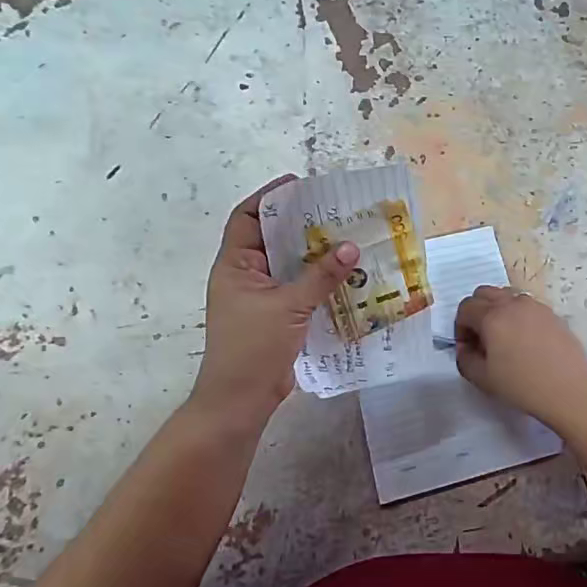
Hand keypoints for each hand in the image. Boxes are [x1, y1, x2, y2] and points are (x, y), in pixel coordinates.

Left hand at [193, 175, 357, 416]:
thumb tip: (351, 247)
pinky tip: (347, 276)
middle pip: (273, 238)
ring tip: (349, 238)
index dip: (270, 198)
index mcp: (235, 265)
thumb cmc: (253, 347)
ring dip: (315, 254)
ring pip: (290, 265)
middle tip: (337, 211)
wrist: (240, 401)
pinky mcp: (277, 317)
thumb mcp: (288, 307)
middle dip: (303, 224)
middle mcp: (246, 275)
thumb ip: (321, 276)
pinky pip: (300, 288)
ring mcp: (261, 297)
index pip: (247, 218)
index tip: (300, 185)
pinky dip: (320, 281)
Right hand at [454, 286, 586, 428]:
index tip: (467, 347)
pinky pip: (526, 306)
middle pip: (484, 293)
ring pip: (507, 296)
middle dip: (476, 312)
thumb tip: (465, 347)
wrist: (570, 390)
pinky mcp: (552, 314)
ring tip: (502, 337)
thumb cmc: (522, 386)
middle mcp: (513, 303)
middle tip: (480, 338)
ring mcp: (535, 306)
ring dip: (497, 310)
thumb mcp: (483, 379)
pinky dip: (517, 315)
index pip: (466, 308)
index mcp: (492, 316)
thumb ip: (465, 359)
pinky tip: (524, 341)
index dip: (460, 326)